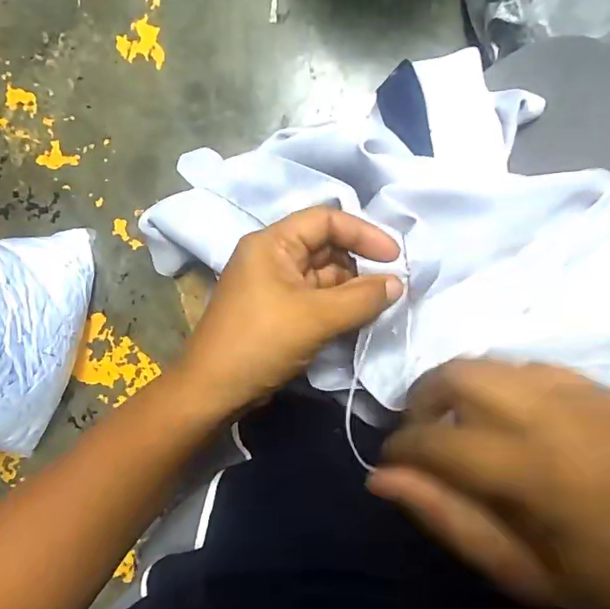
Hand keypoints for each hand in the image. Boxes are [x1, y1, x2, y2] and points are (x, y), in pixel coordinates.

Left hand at [173, 206, 402, 413]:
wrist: (212, 389)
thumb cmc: (260, 342)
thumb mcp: (316, 317)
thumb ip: (361, 297)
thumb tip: (397, 283)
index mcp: (271, 243)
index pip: (325, 219)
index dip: (363, 233)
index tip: (395, 258)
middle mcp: (269, 257)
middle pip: (324, 245)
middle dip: (359, 262)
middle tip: (392, 286)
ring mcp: (270, 285)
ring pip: (321, 274)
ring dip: (350, 287)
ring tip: (380, 305)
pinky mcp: (274, 311)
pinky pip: (312, 297)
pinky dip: (336, 305)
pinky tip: (359, 318)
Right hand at [369, 359, 609, 608]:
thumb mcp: (519, 574)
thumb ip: (446, 517)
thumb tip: (380, 478)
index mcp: (530, 469)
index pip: (433, 437)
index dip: (399, 447)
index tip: (391, 463)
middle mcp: (555, 415)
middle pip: (458, 374)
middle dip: (423, 398)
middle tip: (422, 434)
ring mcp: (592, 397)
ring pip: (498, 363)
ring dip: (465, 386)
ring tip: (465, 424)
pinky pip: (542, 370)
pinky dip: (510, 386)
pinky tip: (520, 420)